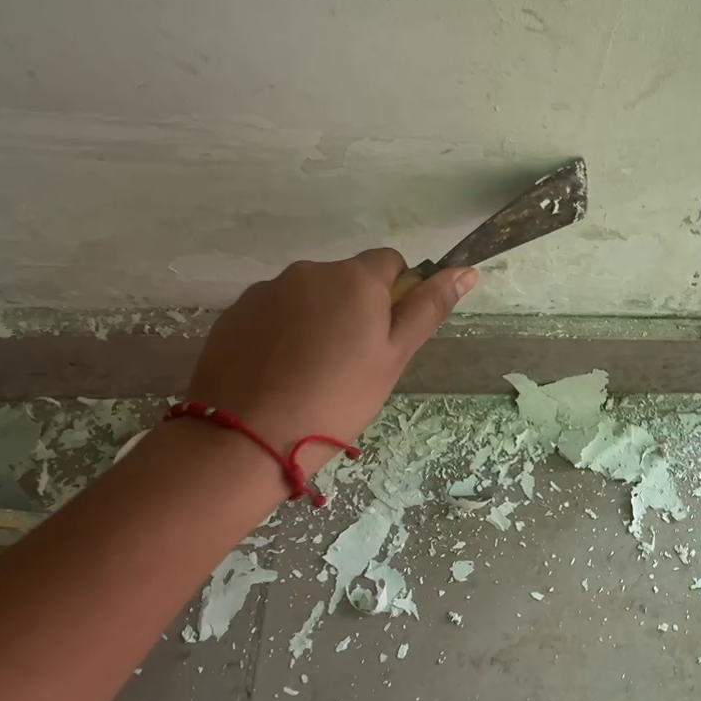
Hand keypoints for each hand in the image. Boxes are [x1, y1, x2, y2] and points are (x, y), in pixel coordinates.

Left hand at [183, 249, 477, 444]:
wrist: (245, 438)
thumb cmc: (338, 398)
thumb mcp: (394, 357)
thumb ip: (428, 308)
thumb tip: (466, 270)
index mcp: (354, 277)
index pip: (390, 262)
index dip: (396, 295)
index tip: (386, 337)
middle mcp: (309, 271)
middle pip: (347, 279)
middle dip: (355, 308)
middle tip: (353, 362)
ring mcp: (266, 290)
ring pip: (309, 296)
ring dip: (318, 319)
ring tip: (311, 372)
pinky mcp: (234, 314)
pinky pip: (274, 313)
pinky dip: (283, 333)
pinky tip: (279, 373)